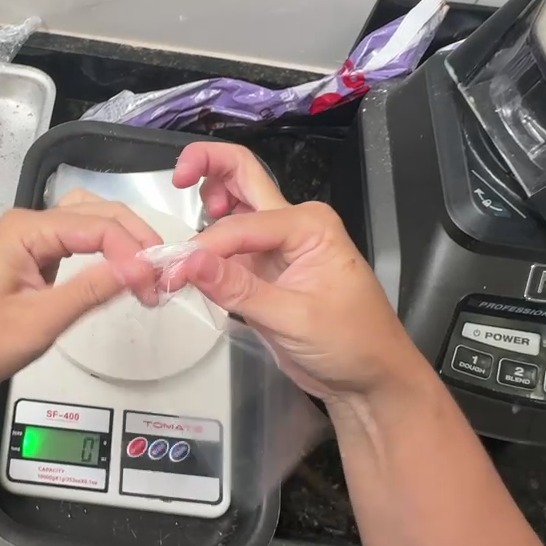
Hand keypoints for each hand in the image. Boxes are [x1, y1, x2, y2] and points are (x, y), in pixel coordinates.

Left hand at [0, 203, 162, 393]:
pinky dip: (101, 252)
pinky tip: (118, 272)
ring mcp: (26, 238)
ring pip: (87, 222)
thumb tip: (140, 269)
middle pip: (97, 213)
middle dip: (135, 241)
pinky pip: (73, 242)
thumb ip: (91, 291)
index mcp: (26, 229)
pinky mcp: (28, 257)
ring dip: (120, 241)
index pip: (99, 226)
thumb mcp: (38, 322)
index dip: (135, 253)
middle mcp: (26, 224)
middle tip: (163, 279)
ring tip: (147, 272)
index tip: (158, 288)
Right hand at [169, 144, 431, 412]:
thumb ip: (237, 289)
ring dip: (206, 204)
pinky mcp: (263, 268)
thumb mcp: (293, 319)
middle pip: (244, 175)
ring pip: (234, 204)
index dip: (205, 246)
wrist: (370, 379)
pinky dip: (206, 245)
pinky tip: (191, 263)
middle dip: (208, 165)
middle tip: (178, 176)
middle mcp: (292, 223)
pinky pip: (228, 245)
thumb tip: (187, 263)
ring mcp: (276, 245)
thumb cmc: (351, 344)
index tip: (176, 273)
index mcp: (308, 224)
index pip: (241, 224)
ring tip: (184, 229)